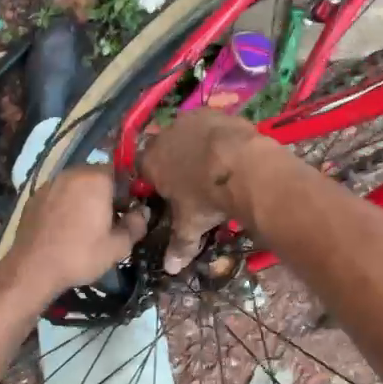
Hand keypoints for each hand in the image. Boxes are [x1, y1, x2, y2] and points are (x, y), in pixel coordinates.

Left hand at [8, 165, 147, 292]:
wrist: (32, 268)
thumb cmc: (80, 255)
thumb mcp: (117, 247)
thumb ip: (135, 225)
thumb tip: (142, 213)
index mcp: (95, 179)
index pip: (121, 172)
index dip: (128, 190)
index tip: (129, 210)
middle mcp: (72, 173)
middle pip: (97, 176)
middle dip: (106, 193)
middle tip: (110, 219)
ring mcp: (50, 183)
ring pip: (76, 185)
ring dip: (85, 198)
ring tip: (87, 224)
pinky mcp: (34, 197)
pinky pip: (58, 194)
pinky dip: (66, 204)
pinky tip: (65, 226)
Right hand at [137, 112, 265, 273]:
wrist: (241, 166)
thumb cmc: (206, 198)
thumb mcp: (190, 225)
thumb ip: (179, 245)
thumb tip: (170, 270)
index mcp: (150, 163)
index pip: (141, 169)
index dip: (153, 181)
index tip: (166, 192)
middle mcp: (164, 136)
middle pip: (163, 149)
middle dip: (174, 162)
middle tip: (192, 181)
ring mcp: (189, 120)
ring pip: (186, 135)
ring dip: (195, 147)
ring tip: (214, 167)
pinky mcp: (214, 113)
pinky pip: (210, 126)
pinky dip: (216, 138)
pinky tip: (229, 154)